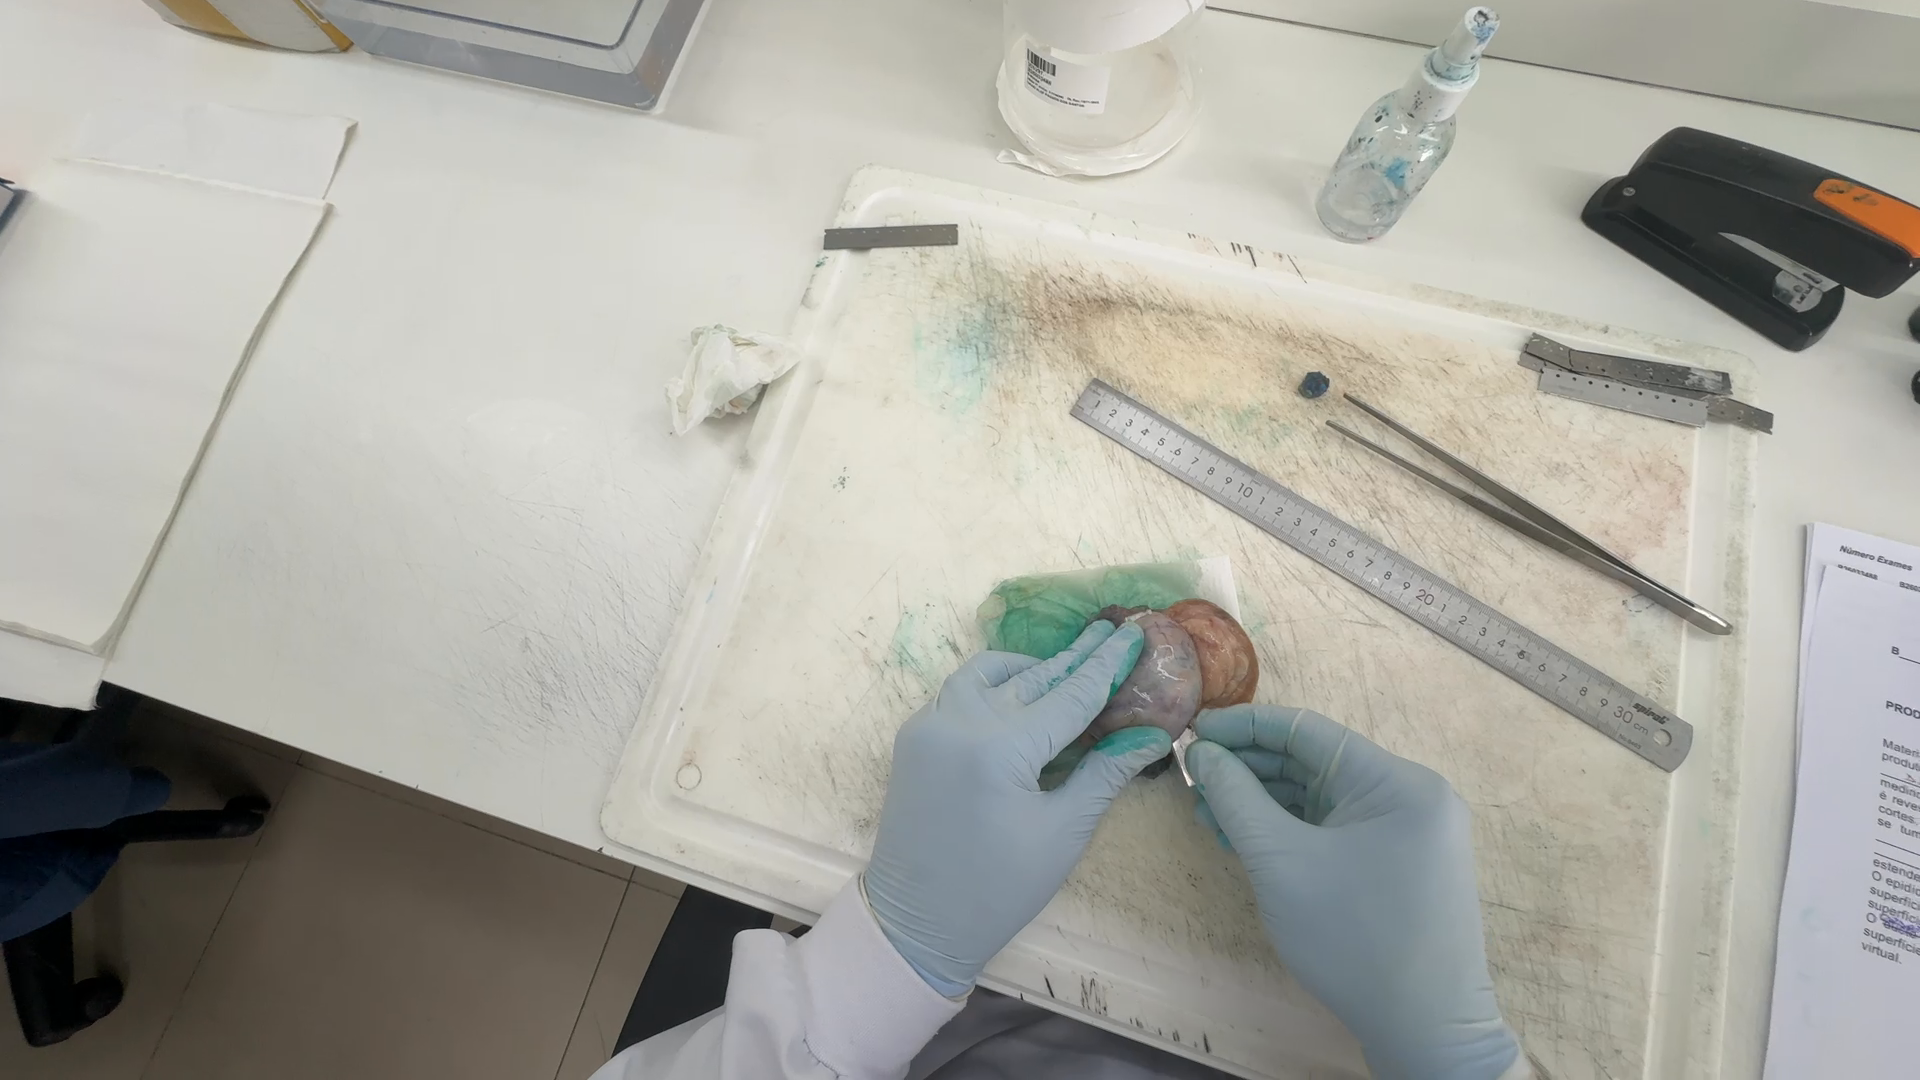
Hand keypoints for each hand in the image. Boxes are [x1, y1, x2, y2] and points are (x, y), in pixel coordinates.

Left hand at [864, 620, 1172, 996]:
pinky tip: (1016, 695)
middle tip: (1107, 631)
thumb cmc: (997, 890)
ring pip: (987, 673)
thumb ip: (1103, 774)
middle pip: (1031, 677)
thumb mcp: (1062, 834)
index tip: (1134, 631)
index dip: (1106, 664)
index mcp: (1000, 748)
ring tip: (1065, 670)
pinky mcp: (914, 733)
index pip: (1070, 695)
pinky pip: (958, 690)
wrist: (914, 921)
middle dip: (1074, 656)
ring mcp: (929, 723)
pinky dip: (992, 684)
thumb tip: (1150, 734)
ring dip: (1029, 667)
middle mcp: (960, 720)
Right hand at [1188, 705, 1518, 1079]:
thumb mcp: (1280, 860)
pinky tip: (1239, 837)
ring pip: (1313, 793)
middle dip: (1245, 769)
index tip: (1193, 734)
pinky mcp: (1391, 858)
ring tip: (1207, 815)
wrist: (1425, 1039)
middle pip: (1308, 760)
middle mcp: (1405, 794)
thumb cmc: (1353, 938)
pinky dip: (1281, 826)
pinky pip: (1326, 823)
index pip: (1304, 730)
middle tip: (1193, 782)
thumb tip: (1201, 752)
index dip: (1242, 725)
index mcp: (1395, 782)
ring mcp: (1401, 828)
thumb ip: (1234, 794)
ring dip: (1257, 800)